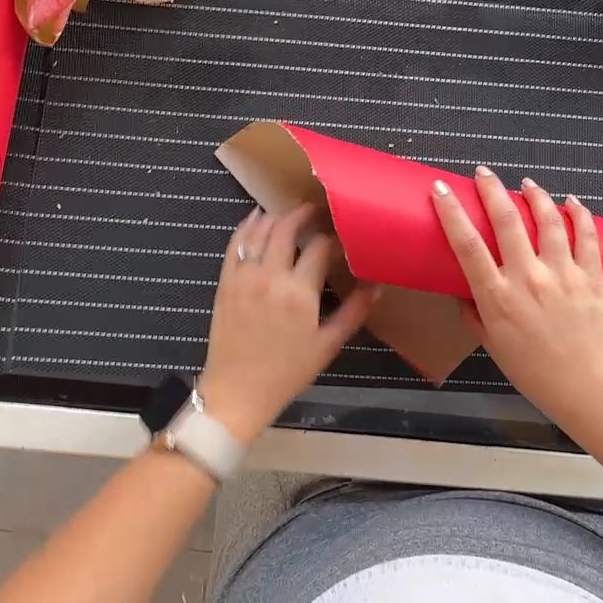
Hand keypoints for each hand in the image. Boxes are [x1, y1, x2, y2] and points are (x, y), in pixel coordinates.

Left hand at [198, 203, 378, 442]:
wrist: (237, 392)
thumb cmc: (287, 372)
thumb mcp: (328, 345)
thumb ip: (354, 311)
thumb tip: (376, 284)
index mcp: (299, 292)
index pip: (320, 247)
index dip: (334, 238)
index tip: (342, 239)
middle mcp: (270, 276)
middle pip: (287, 228)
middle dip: (304, 214)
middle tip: (316, 210)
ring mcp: (244, 276)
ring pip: (260, 230)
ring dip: (277, 216)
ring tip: (291, 212)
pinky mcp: (225, 281)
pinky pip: (235, 243)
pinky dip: (247, 226)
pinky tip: (257, 218)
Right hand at [430, 167, 602, 432]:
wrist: (589, 388)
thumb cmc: (534, 372)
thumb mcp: (493, 346)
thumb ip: (475, 313)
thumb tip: (463, 288)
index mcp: (498, 298)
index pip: (468, 245)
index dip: (451, 212)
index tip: (441, 189)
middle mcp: (528, 278)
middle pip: (506, 221)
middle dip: (491, 189)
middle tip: (483, 172)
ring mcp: (563, 274)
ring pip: (548, 220)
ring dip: (535, 195)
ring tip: (526, 183)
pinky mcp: (592, 276)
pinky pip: (587, 236)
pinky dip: (579, 214)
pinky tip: (571, 202)